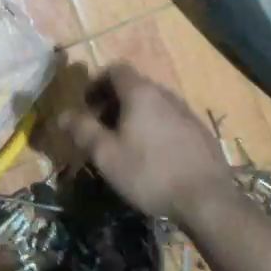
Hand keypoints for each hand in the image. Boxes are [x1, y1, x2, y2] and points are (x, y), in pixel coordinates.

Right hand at [58, 64, 230, 222]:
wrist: (209, 200)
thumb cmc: (150, 172)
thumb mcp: (106, 155)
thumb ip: (82, 130)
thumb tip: (61, 115)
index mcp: (140, 92)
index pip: (115, 69)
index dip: (97, 82)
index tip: (87, 105)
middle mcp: (165, 94)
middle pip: (134, 87)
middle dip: (114, 102)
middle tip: (103, 129)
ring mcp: (186, 113)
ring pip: (154, 105)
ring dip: (136, 117)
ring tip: (128, 146)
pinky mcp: (201, 133)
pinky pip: (171, 121)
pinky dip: (157, 130)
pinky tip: (156, 159)